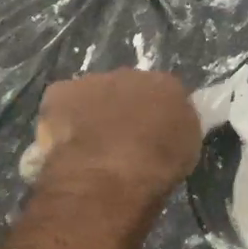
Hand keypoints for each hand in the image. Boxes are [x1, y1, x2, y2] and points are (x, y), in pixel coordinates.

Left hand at [33, 71, 201, 200]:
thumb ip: (177, 128)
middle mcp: (132, 74)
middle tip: (124, 138)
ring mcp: (93, 81)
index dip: (159, 113)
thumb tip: (168, 125)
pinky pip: (64, 103)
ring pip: (95, 94)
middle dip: (126, 108)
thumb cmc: (158, 167)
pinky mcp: (60, 92)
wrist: (108, 174)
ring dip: (95, 112)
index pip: (166, 93)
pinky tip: (67, 141)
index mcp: (169, 86)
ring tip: (93, 144)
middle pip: (129, 88)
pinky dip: (64, 118)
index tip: (155, 134)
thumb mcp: (187, 150)